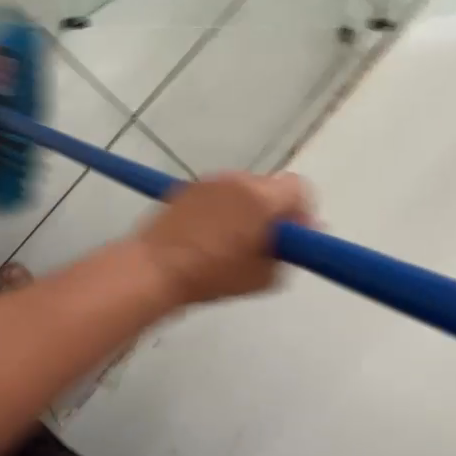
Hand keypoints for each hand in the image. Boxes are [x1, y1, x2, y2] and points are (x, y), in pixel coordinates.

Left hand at [133, 172, 315, 306]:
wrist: (155, 267)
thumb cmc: (212, 274)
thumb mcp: (265, 276)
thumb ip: (291, 253)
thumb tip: (300, 237)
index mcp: (260, 197)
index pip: (298, 188)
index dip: (300, 211)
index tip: (293, 236)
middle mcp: (237, 179)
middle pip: (269, 187)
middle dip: (273, 210)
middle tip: (264, 242)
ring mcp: (209, 180)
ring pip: (243, 188)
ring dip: (247, 207)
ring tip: (234, 240)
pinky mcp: (187, 186)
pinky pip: (218, 191)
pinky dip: (223, 206)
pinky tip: (211, 234)